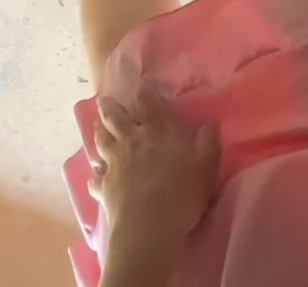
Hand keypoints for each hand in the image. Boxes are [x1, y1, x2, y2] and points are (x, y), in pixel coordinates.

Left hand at [90, 88, 220, 248]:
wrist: (149, 226)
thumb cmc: (180, 193)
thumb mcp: (205, 167)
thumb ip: (208, 143)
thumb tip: (211, 123)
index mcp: (155, 131)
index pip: (148, 101)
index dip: (145, 89)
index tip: (142, 81)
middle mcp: (131, 140)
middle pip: (114, 116)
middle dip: (110, 106)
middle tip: (106, 100)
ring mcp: (114, 163)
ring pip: (101, 141)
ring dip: (99, 132)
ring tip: (98, 127)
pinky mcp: (104, 186)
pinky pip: (96, 179)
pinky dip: (95, 176)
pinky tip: (95, 177)